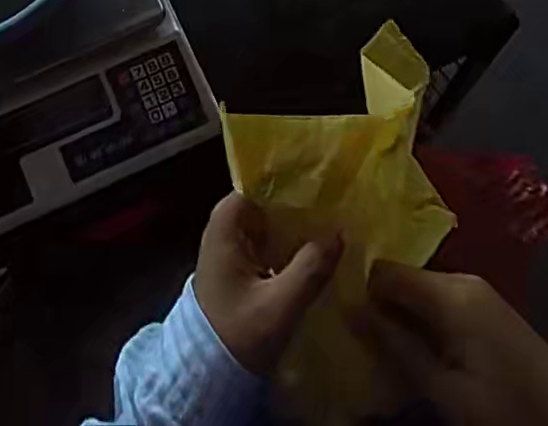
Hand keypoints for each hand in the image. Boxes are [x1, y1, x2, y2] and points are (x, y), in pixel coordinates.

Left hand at [193, 192, 343, 375]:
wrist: (209, 367)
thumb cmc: (238, 332)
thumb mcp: (279, 305)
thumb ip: (309, 270)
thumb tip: (338, 233)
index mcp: (224, 227)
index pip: (253, 187)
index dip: (283, 183)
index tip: (317, 181)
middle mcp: (225, 229)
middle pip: (263, 205)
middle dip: (295, 205)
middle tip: (336, 204)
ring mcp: (232, 247)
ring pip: (268, 225)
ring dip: (295, 227)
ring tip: (335, 223)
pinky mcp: (241, 266)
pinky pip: (268, 244)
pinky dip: (289, 245)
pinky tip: (319, 252)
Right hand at [356, 262, 547, 425]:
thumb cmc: (509, 415)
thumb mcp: (444, 389)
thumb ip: (394, 343)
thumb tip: (347, 306)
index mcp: (450, 292)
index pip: (382, 269)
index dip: (359, 288)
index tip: (342, 312)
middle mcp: (464, 280)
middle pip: (401, 278)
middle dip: (381, 302)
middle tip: (361, 332)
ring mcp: (482, 295)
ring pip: (419, 291)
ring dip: (403, 314)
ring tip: (388, 342)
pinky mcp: (493, 312)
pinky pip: (441, 302)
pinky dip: (425, 320)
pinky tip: (421, 347)